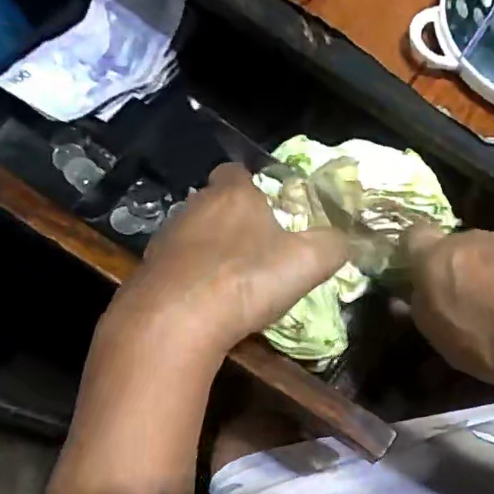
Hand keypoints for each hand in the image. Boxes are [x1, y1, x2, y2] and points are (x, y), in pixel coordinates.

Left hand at [104, 164, 349, 358]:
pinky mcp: (147, 273)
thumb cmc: (245, 280)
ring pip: (191, 236)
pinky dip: (189, 281)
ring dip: (208, 253)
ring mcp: (164, 240)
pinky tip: (203, 305)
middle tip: (255, 251)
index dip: (253, 187)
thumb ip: (332, 246)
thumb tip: (346, 240)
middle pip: (213, 204)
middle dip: (231, 221)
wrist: (174, 321)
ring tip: (230, 283)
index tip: (268, 210)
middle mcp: (193, 207)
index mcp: (232, 194)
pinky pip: (174, 270)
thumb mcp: (307, 263)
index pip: (237, 172)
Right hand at [404, 226, 493, 409]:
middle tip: (465, 306)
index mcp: (431, 261)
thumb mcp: (452, 345)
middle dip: (455, 271)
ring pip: (485, 255)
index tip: (422, 288)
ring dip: (488, 276)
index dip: (415, 261)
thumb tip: (420, 301)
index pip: (410, 241)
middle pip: (451, 249)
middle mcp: (466, 239)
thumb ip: (430, 315)